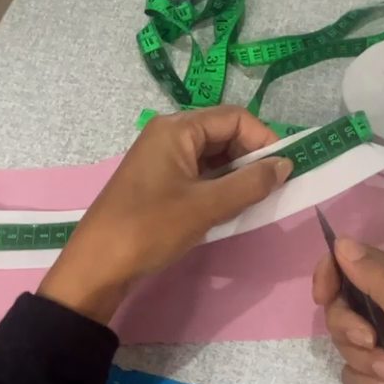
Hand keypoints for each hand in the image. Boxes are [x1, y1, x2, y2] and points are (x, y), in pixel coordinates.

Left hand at [40, 107, 291, 321]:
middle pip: (224, 133)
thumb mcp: (207, 206)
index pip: (234, 118)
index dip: (264, 139)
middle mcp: (168, 134)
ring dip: (237, 174)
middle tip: (274, 187)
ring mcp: (162, 158)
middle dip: (252, 157)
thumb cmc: (151, 228)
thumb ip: (250, 183)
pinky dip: (219, 186)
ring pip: (213, 156)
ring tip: (257, 199)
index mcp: (176, 129)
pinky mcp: (159, 181)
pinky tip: (232, 207)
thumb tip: (285, 165)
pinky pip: (199, 173)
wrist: (98, 265)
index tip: (285, 168)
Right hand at [316, 240, 383, 383]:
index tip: (322, 296)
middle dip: (348, 326)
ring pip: (347, 341)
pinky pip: (354, 373)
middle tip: (369, 341)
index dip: (333, 273)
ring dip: (364, 361)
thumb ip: (379, 281)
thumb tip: (342, 242)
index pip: (357, 262)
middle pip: (345, 304)